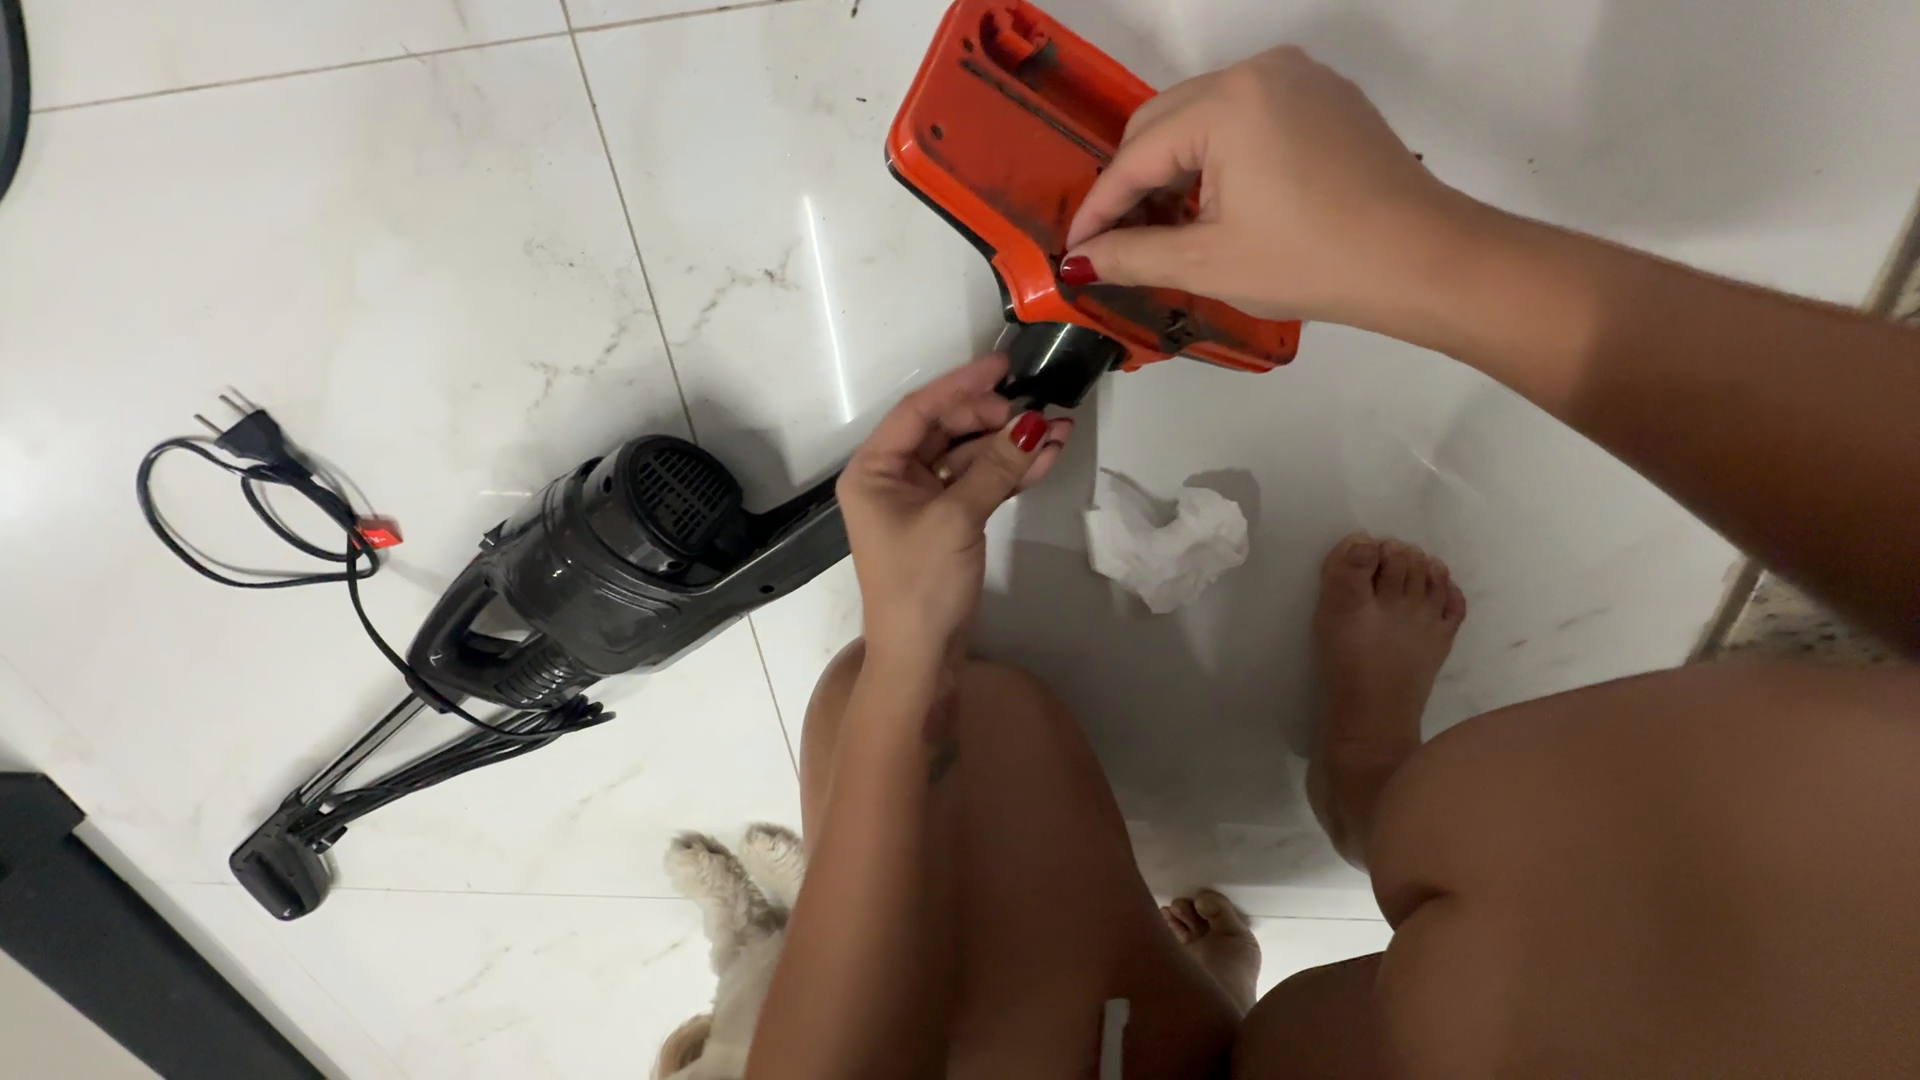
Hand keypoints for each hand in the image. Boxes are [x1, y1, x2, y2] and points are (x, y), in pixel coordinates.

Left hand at [838, 356, 1072, 662]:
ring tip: (1060, 431)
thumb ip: (996, 466)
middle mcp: (894, 478)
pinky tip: (1046, 459)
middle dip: (994, 419)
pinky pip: (979, 484)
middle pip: (947, 430)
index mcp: (874, 470)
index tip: (1004, 367)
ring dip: (1011, 446)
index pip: (919, 411)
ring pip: (969, 458)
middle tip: (1037, 411)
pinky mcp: (948, 521)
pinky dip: (1009, 473)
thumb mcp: (957, 518)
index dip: (962, 386)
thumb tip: (1037, 422)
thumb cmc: (921, 584)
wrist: (922, 657)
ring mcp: (922, 500)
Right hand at [1063, 46, 1476, 330]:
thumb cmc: (1307, 262)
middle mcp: (1258, 71)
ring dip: (1171, 168)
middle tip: (1118, 240)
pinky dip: (1213, 156)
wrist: (1418, 259)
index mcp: (1225, 104)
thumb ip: (1132, 255)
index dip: (1098, 209)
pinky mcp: (1321, 96)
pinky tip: (1213, 203)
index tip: (1074, 251)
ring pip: (1199, 116)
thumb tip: (1076, 264)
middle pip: (1161, 122)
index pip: (1136, 157)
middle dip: (1132, 182)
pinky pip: (1242, 117)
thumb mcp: (1207, 264)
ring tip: (1165, 227)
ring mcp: (1296, 76)